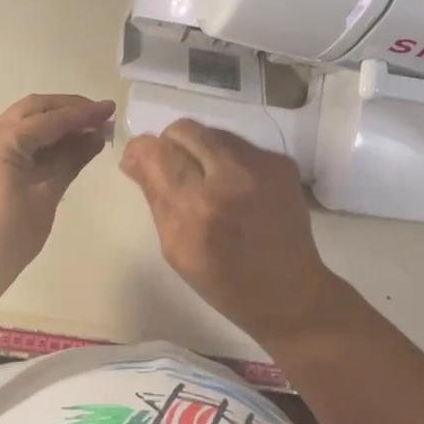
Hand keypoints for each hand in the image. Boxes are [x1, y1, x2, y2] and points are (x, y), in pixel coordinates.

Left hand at [0, 94, 115, 296]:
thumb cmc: (12, 235)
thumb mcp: (47, 193)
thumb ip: (72, 158)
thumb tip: (96, 135)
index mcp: (0, 140)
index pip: (50, 118)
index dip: (83, 113)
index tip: (111, 109)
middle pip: (34, 109)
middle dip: (68, 109)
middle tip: (101, 115)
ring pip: (24, 120)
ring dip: (55, 121)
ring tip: (90, 129)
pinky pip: (15, 137)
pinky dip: (40, 137)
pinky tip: (67, 144)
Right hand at [121, 119, 346, 341]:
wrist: (290, 293)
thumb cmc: (222, 280)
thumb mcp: (175, 246)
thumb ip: (154, 195)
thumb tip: (133, 157)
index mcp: (197, 207)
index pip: (155, 151)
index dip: (141, 152)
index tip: (140, 165)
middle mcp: (231, 176)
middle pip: (183, 130)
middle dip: (170, 147)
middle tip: (175, 174)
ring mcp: (262, 165)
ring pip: (211, 132)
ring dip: (199, 151)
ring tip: (206, 183)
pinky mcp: (282, 162)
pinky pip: (238, 143)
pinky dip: (226, 159)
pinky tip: (234, 188)